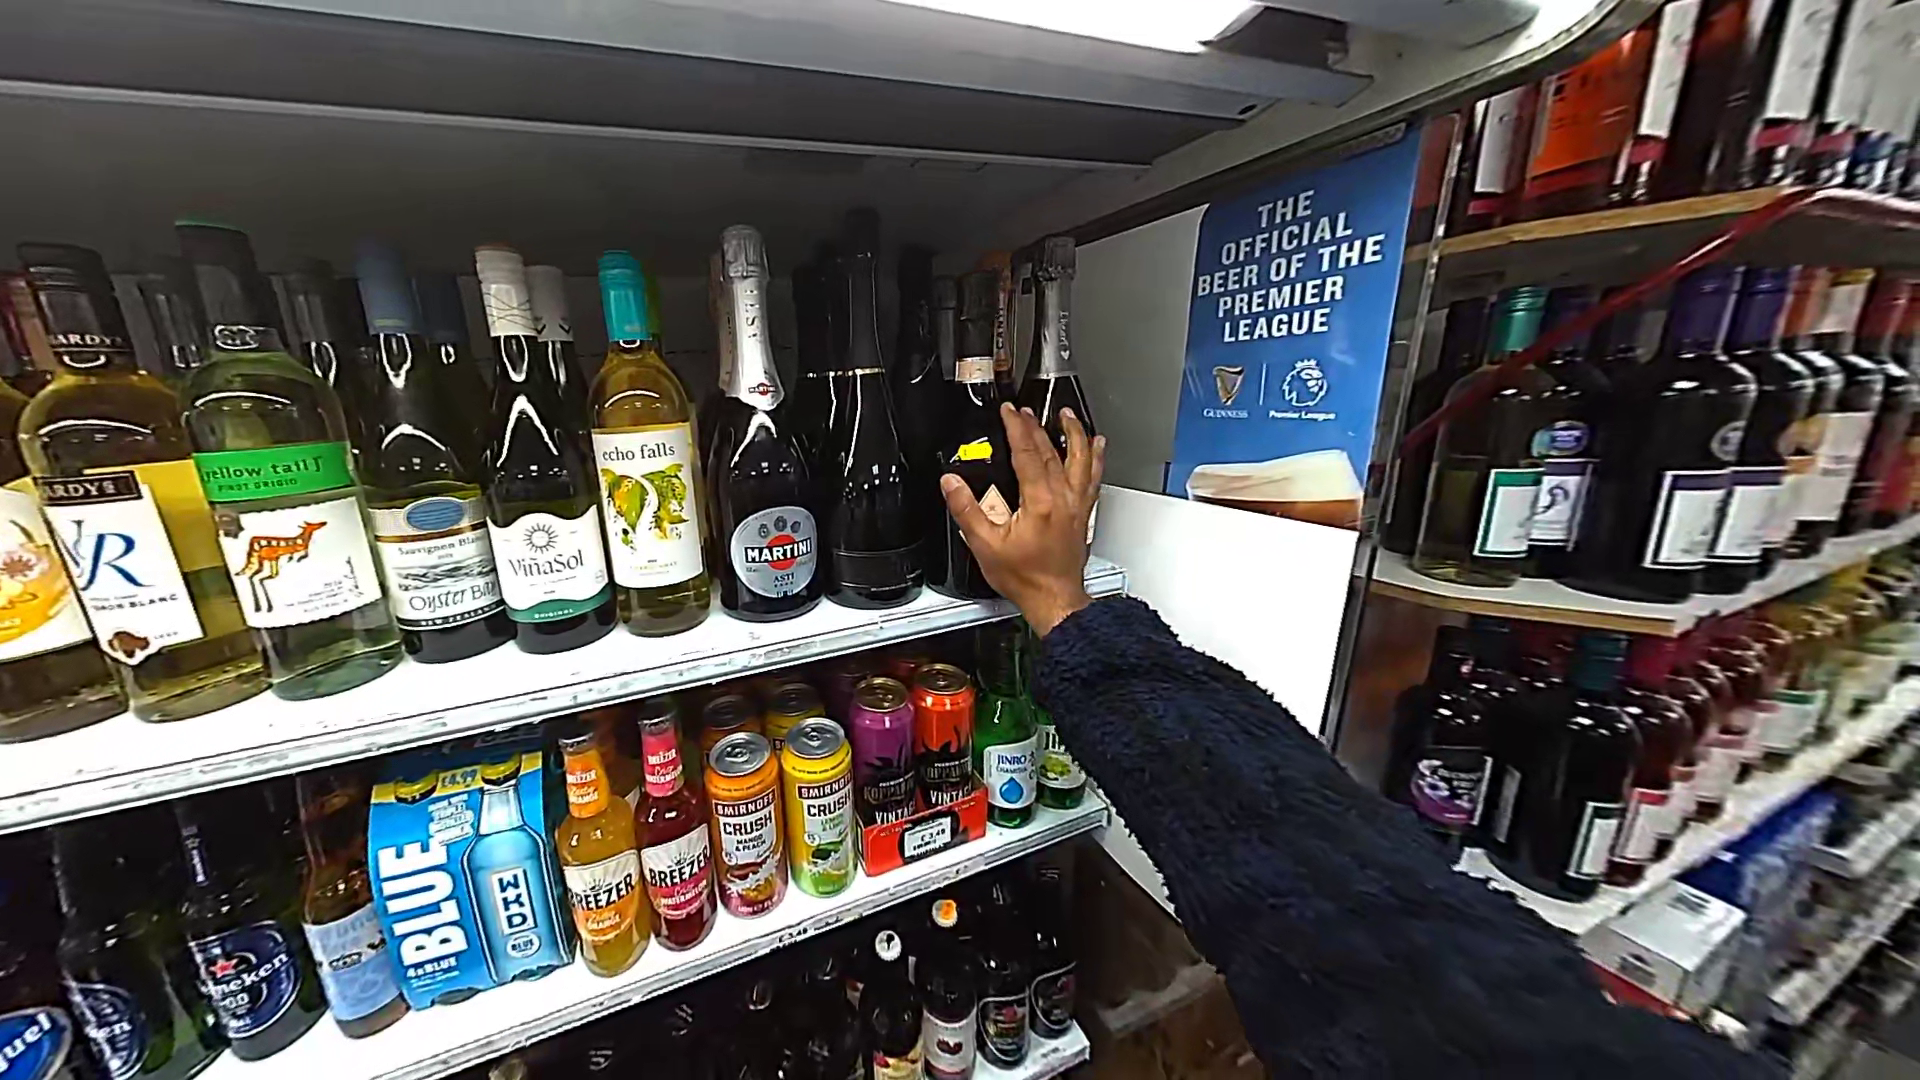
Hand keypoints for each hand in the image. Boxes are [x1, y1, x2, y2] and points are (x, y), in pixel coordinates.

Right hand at [940, 404, 1104, 635]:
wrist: (1054, 599)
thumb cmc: (1025, 578)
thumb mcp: (985, 545)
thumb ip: (967, 509)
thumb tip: (951, 482)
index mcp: (1040, 502)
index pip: (1028, 453)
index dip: (1016, 428)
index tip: (1009, 412)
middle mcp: (1063, 499)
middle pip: (1052, 451)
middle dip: (1037, 426)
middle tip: (1024, 411)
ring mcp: (1077, 505)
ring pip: (1081, 459)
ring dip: (1074, 434)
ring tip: (1068, 415)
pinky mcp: (1084, 513)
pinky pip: (1094, 477)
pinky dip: (1095, 458)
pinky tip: (1097, 446)